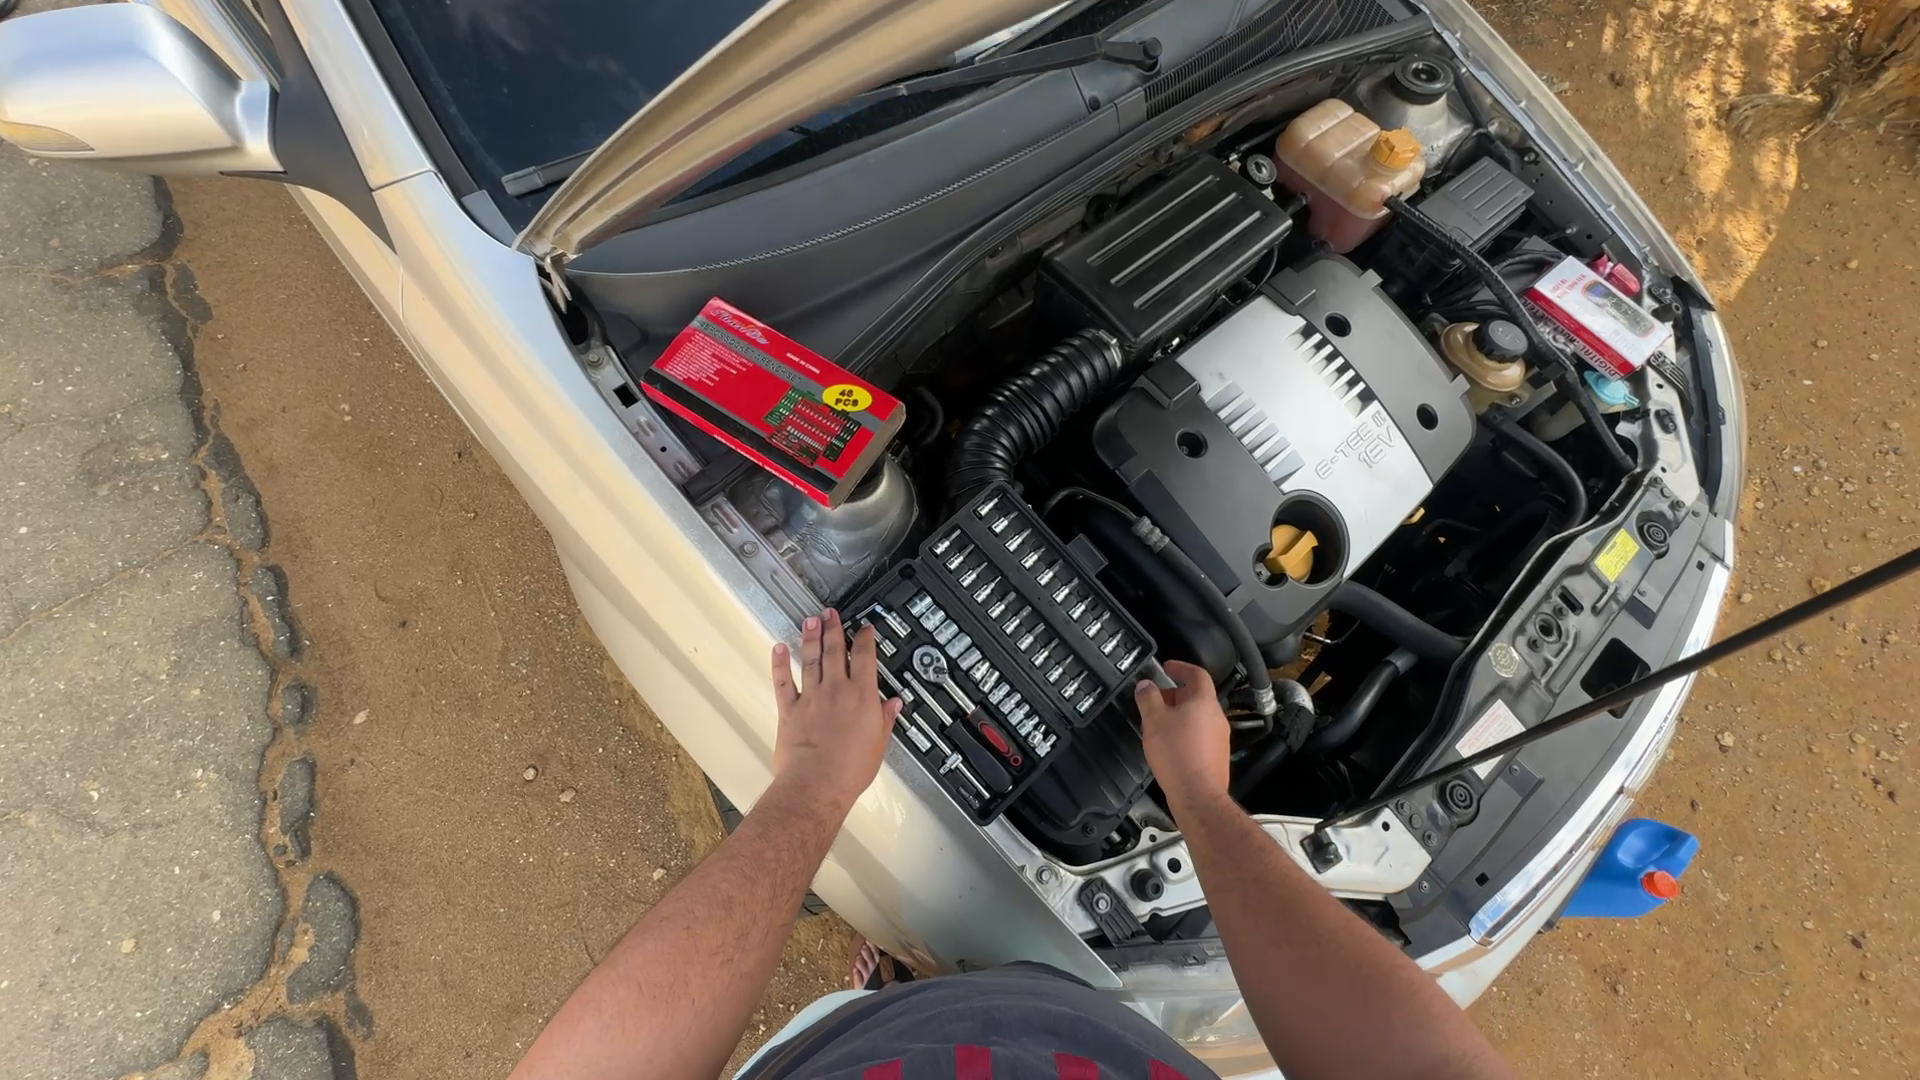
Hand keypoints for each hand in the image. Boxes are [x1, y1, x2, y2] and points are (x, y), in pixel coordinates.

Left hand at [769, 609, 901, 814]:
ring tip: (811, 620)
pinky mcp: (790, 710)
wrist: (816, 785)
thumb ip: (886, 719)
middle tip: (832, 613)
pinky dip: (780, 664)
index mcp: (861, 697)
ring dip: (810, 637)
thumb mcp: (879, 743)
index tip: (865, 628)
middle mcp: (836, 691)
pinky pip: (783, 682)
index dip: (865, 639)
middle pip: (835, 651)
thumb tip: (894, 704)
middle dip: (834, 629)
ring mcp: (811, 698)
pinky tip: (779, 649)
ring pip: (810, 659)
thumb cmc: (849, 770)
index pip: (864, 658)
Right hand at [1136, 660, 1231, 813]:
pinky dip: (1185, 731)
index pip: (1197, 674)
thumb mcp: (1154, 721)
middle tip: (1155, 698)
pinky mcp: (1216, 755)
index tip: (1169, 667)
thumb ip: (1148, 698)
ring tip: (1158, 723)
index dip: (1182, 667)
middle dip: (1174, 694)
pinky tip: (1169, 744)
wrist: (1197, 795)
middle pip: (1197, 696)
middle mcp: (1216, 717)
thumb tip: (1145, 685)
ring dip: (1179, 714)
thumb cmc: (1177, 756)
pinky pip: (1200, 734)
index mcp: (1203, 702)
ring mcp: (1219, 737)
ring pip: (1198, 716)